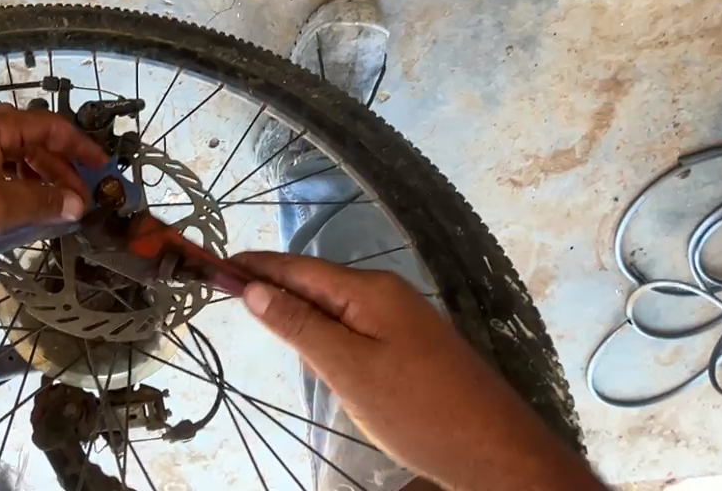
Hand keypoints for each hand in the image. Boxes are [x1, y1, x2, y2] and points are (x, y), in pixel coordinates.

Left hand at [0, 105, 107, 284]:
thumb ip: (41, 202)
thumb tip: (77, 204)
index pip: (43, 125)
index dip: (76, 145)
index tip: (101, 164)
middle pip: (24, 139)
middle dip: (55, 167)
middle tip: (78, 197)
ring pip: (3, 156)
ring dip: (31, 177)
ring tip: (51, 207)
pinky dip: (6, 185)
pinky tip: (15, 209)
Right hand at [232, 251, 601, 490]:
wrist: (503, 456)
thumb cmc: (418, 411)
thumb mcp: (348, 370)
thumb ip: (299, 326)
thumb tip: (252, 286)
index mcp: (367, 289)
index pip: (297, 268)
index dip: (256, 264)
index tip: (218, 263)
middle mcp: (385, 291)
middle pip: (316, 281)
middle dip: (274, 282)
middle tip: (231, 289)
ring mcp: (403, 316)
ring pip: (336, 303)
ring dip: (299, 305)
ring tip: (262, 311)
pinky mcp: (414, 343)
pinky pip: (356, 323)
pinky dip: (326, 326)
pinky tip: (317, 344)